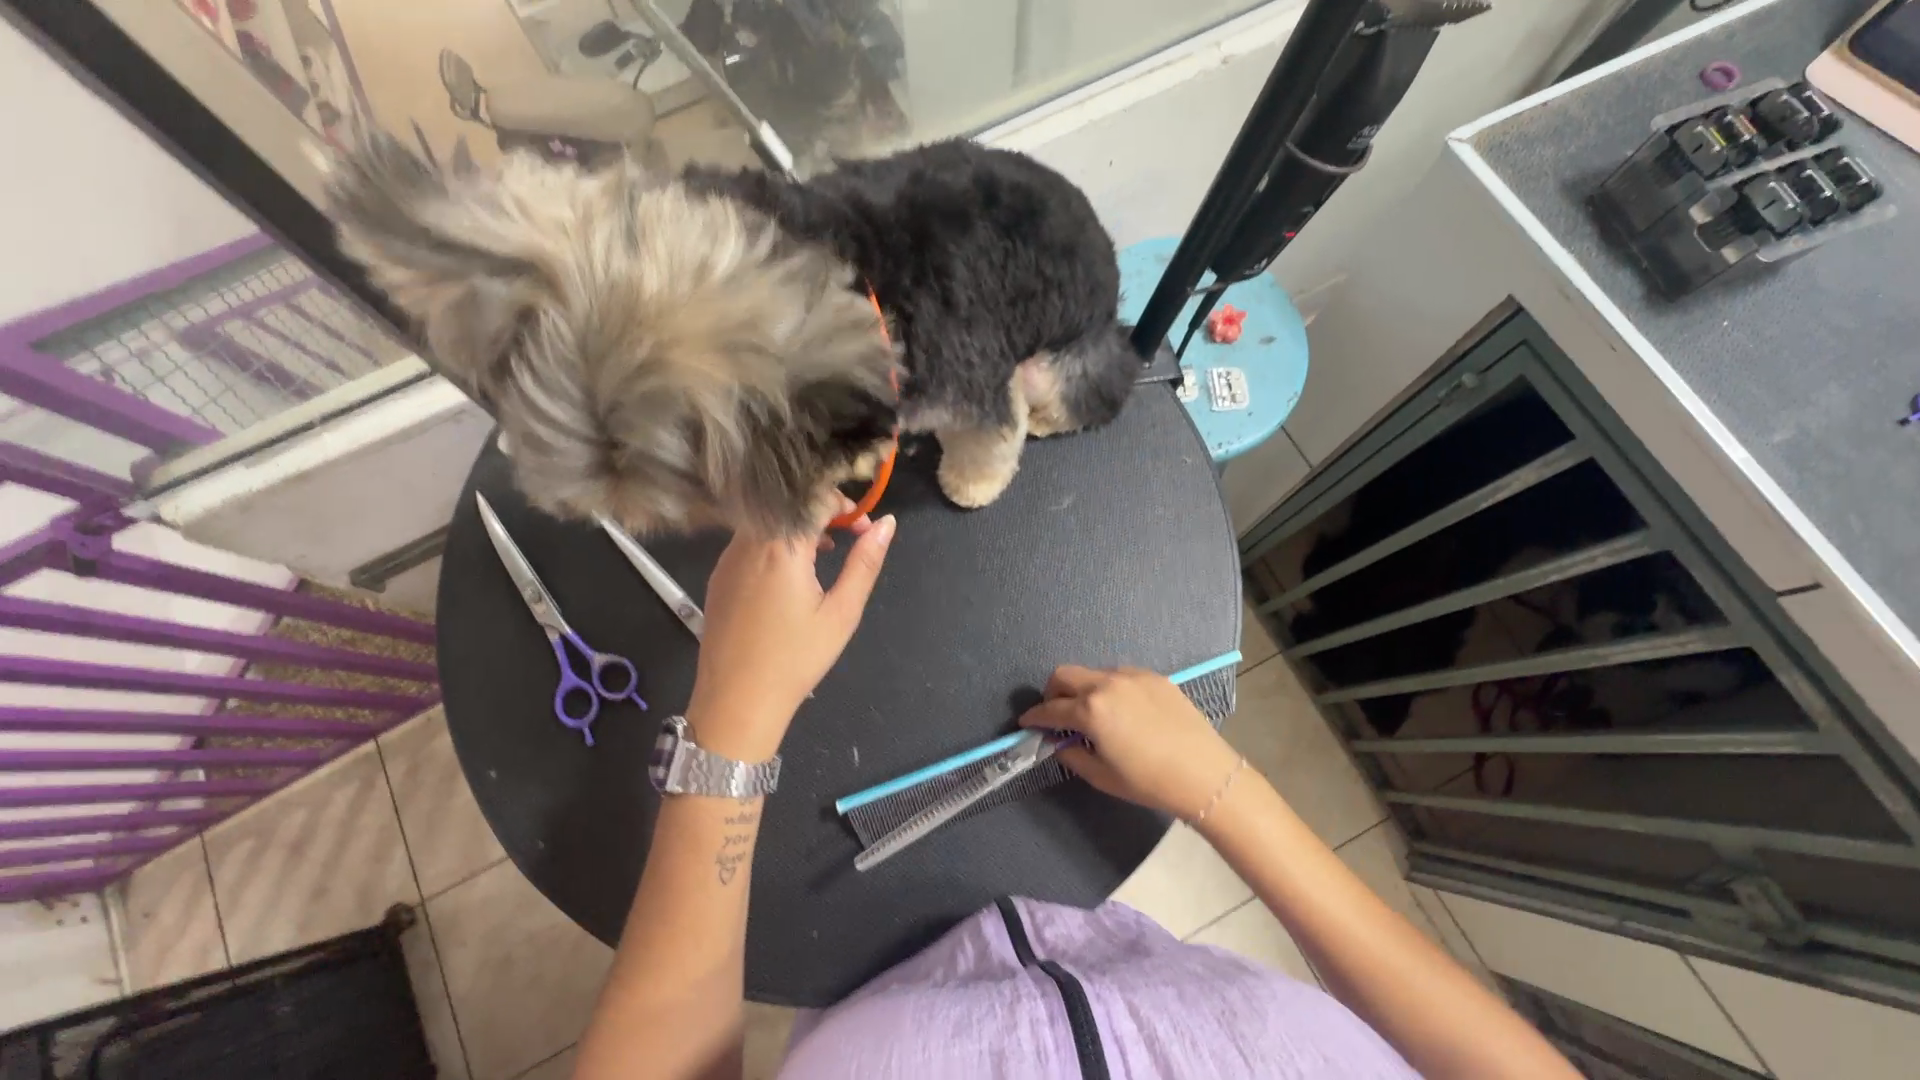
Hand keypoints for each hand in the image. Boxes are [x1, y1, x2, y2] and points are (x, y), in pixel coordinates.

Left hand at [686, 508, 895, 759]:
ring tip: (824, 556)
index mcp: (782, 547)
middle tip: (848, 539)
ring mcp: (728, 558)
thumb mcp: (841, 612)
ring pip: (768, 521)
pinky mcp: (719, 575)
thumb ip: (865, 562)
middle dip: (823, 512)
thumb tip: (887, 523)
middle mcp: (749, 542)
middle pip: (789, 504)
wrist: (736, 701)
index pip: (815, 498)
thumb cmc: (795, 659)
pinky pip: (750, 542)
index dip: (846, 504)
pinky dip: (776, 544)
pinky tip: (790, 576)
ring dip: (799, 528)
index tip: (864, 529)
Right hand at [1018, 665, 1243, 820]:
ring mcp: (1132, 676)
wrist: (1205, 774)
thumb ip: (1072, 754)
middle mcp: (1107, 684)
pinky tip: (1123, 711)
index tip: (1027, 723)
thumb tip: (1059, 742)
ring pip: (1093, 673)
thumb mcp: (1102, 776)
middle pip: (1064, 675)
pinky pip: (1120, 676)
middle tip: (1057, 714)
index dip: (1034, 717)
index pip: (1050, 709)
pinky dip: (1110, 689)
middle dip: (1053, 693)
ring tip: (1094, 714)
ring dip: (1083, 689)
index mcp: (1090, 710)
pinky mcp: (1154, 677)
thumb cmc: (1149, 782)